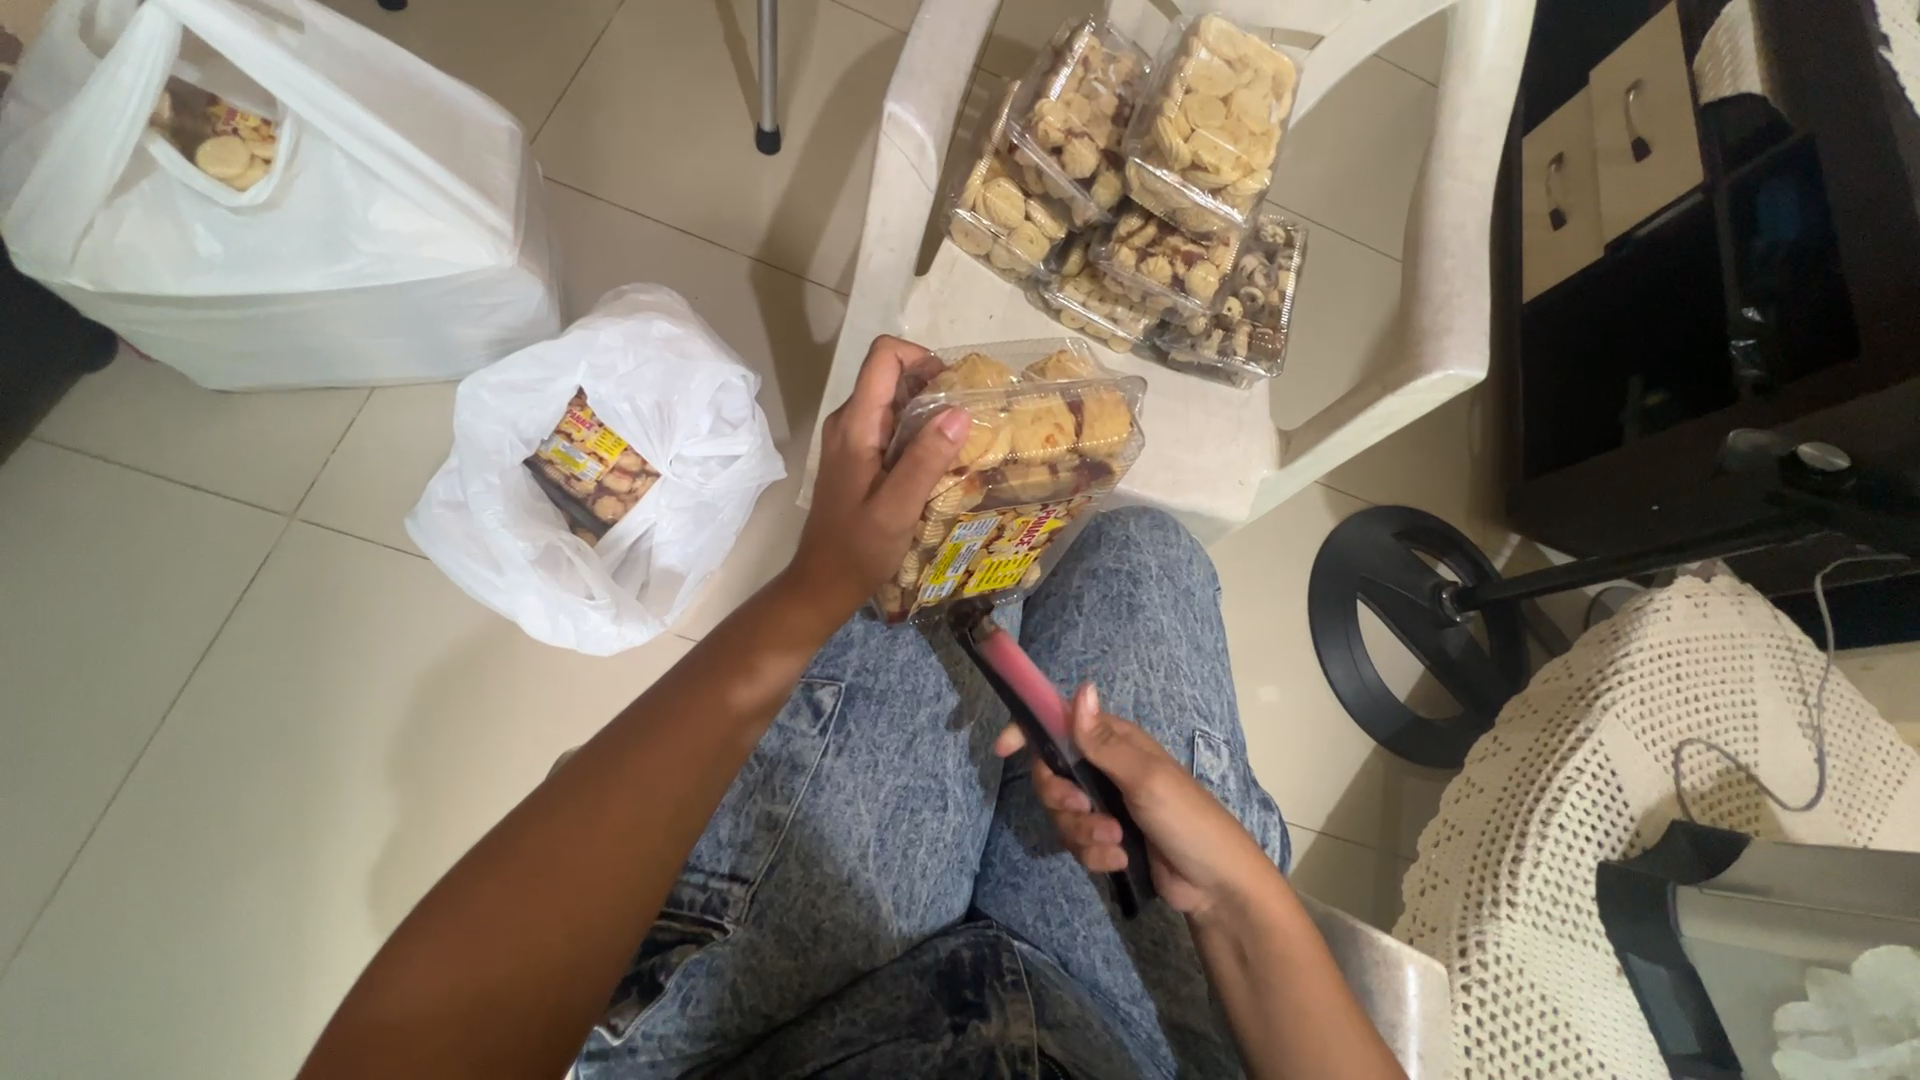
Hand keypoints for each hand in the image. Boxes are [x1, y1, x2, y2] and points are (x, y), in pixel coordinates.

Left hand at [785, 336, 968, 614]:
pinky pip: (891, 427)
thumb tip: (959, 411)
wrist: (824, 582)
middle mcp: (849, 422)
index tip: (953, 387)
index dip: (921, 357)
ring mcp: (852, 440)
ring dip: (928, 412)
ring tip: (960, 441)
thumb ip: (926, 459)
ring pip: (894, 402)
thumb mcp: (898, 508)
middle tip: (967, 419)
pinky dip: (918, 433)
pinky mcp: (858, 458)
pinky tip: (938, 462)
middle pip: (891, 375)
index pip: (883, 357)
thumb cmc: (858, 549)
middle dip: (932, 386)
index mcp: (855, 425)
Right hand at [994, 684, 1282, 919]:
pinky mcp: (1106, 838)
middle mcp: (1104, 767)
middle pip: (1050, 773)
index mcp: (1115, 740)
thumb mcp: (1145, 778)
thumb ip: (1103, 741)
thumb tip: (1081, 687)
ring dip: (1083, 832)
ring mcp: (1105, 804)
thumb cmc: (1189, 819)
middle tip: (1082, 809)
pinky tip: (1119, 861)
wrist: (1216, 887)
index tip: (1003, 749)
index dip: (1028, 731)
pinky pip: (1076, 841)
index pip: (1060, 722)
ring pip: (1061, 813)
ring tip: (1116, 843)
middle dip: (1060, 797)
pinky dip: (1093, 854)